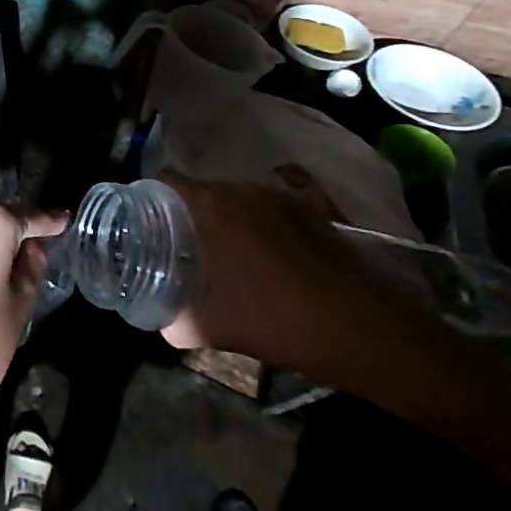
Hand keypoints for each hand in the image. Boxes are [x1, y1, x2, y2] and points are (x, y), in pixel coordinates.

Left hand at [0, 201, 66, 428]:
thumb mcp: (21, 302)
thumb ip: (30, 267)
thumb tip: (32, 248)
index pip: (29, 217)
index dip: (49, 221)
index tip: (66, 220)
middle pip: (3, 216)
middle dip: (24, 227)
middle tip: (49, 241)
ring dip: (3, 239)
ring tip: (29, 256)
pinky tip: (2, 266)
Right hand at [157, 174, 416, 375]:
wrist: (364, 330)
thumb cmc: (274, 320)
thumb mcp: (209, 328)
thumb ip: (173, 319)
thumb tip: (160, 319)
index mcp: (211, 206)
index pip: (166, 180)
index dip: (151, 199)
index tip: (147, 223)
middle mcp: (242, 190)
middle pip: (201, 189)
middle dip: (188, 214)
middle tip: (182, 246)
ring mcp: (281, 198)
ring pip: (236, 199)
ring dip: (225, 220)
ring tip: (224, 255)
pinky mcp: (312, 213)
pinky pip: (268, 210)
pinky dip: (258, 227)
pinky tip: (266, 263)